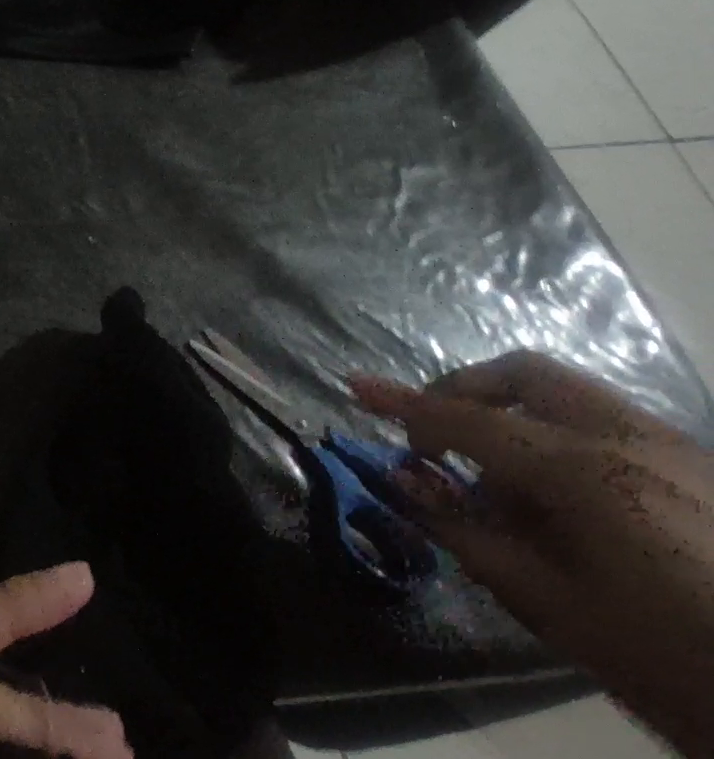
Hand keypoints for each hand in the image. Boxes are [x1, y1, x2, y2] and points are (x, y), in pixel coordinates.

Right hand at [353, 353, 713, 756]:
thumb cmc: (665, 658)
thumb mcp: (546, 601)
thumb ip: (465, 529)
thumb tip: (405, 478)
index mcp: (587, 473)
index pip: (468, 420)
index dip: (402, 403)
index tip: (354, 386)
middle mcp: (634, 442)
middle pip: (527, 374)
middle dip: (464, 390)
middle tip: (432, 437)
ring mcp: (677, 451)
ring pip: (569, 395)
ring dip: (512, 416)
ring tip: (499, 487)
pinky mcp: (698, 469)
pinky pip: (606, 425)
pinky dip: (557, 437)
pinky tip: (559, 501)